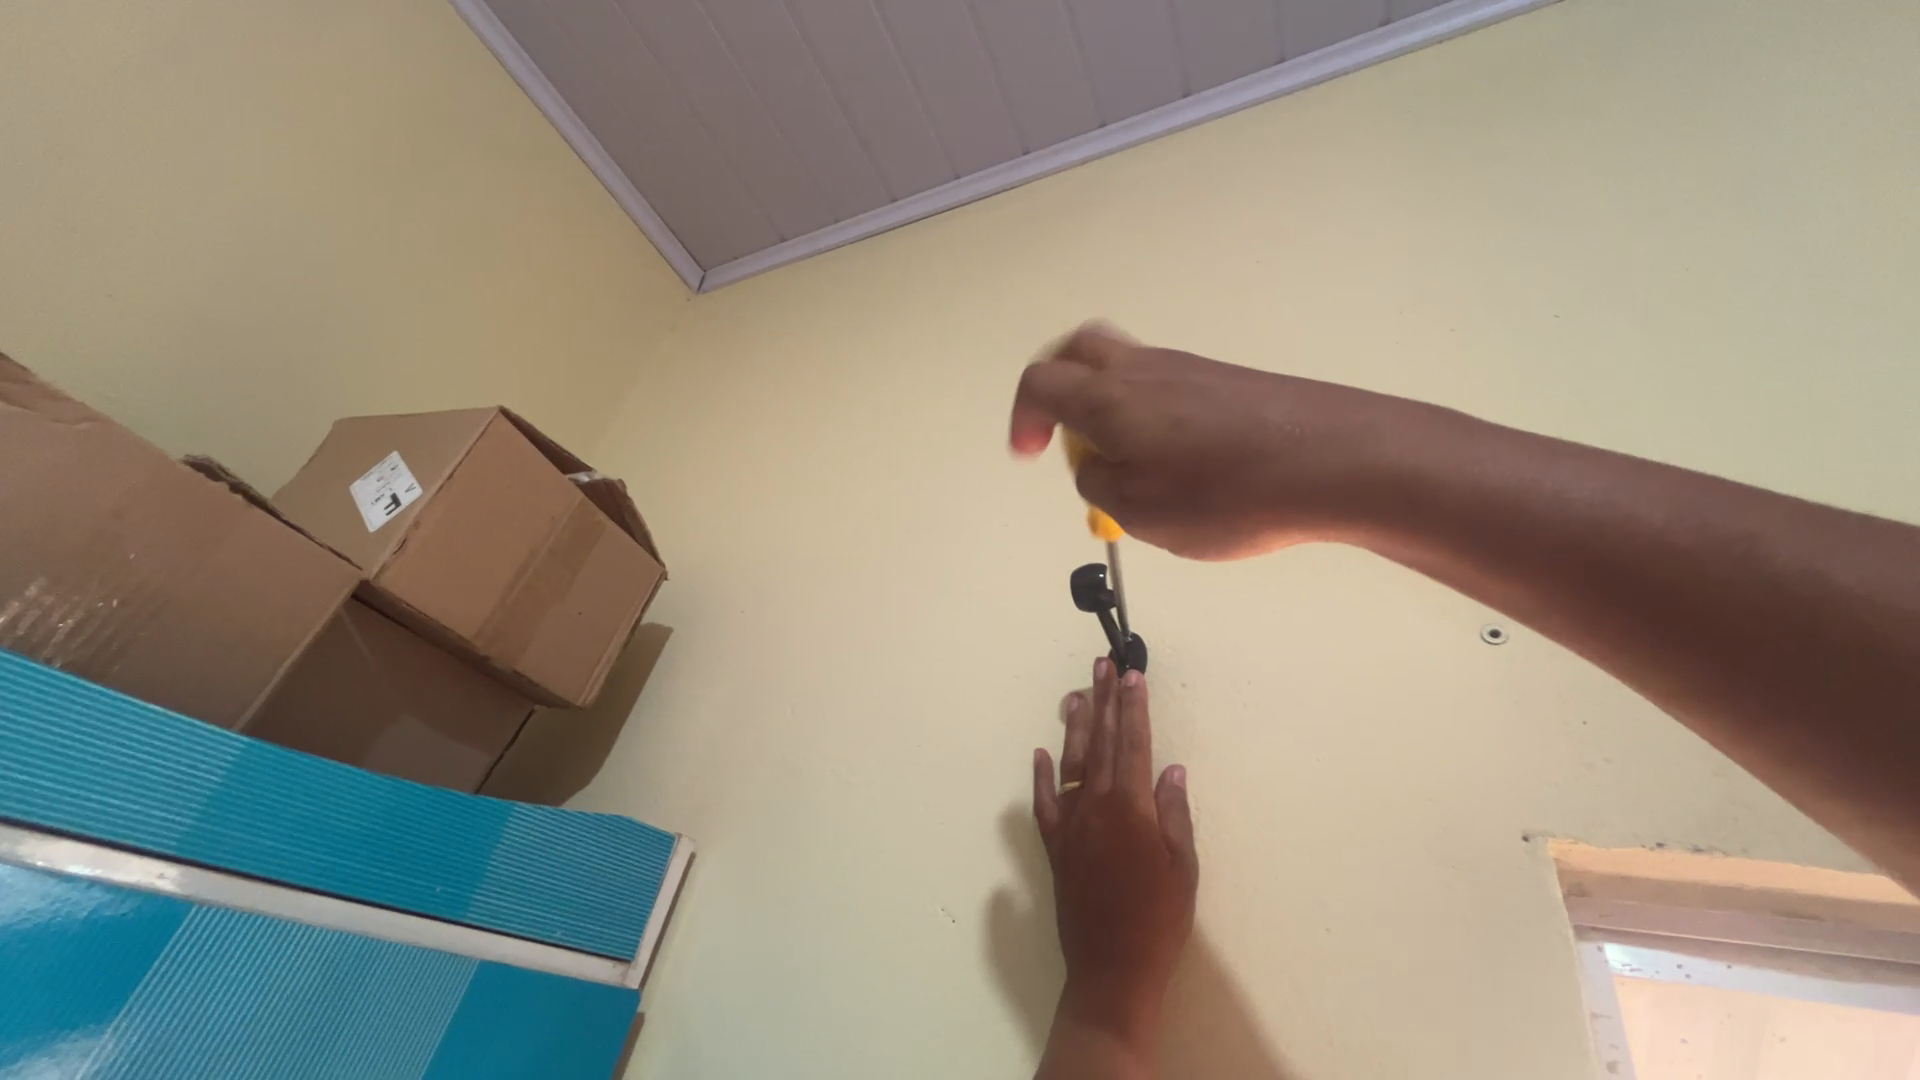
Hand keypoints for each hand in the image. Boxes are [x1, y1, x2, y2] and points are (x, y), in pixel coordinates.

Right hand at [1010, 323, 1459, 559]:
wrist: (1340, 461)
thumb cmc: (1226, 494)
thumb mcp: (1140, 511)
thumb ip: (1099, 484)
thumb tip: (1098, 464)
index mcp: (1109, 397)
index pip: (1041, 382)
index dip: (1023, 418)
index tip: (1029, 456)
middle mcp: (1144, 369)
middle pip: (1079, 351)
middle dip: (1057, 389)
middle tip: (1063, 437)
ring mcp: (1192, 370)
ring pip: (1127, 370)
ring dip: (1108, 408)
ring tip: (1130, 468)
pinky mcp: (1230, 384)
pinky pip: (1168, 388)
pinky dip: (1151, 417)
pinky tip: (1180, 465)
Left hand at [1033, 658, 1196, 1056]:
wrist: (1112, 969)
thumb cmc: (1159, 921)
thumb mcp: (1184, 869)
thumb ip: (1175, 814)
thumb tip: (1172, 768)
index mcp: (1132, 808)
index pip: (1134, 744)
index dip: (1134, 707)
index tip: (1131, 675)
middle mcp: (1097, 806)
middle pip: (1102, 743)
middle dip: (1104, 700)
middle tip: (1102, 665)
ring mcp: (1071, 824)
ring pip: (1071, 763)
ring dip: (1076, 726)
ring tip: (1077, 692)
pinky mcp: (1054, 846)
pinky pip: (1044, 803)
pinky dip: (1041, 777)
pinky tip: (1040, 753)